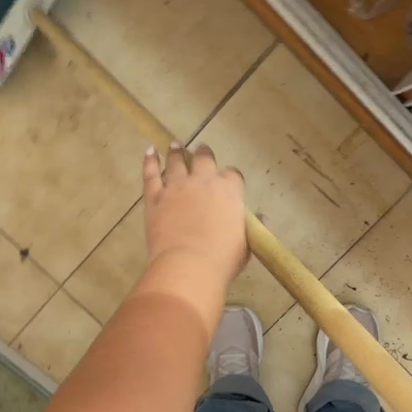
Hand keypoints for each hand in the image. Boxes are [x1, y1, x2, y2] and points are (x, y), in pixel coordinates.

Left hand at [142, 144, 248, 291]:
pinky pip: (150, 174)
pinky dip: (150, 161)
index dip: (230, 178)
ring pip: (176, 162)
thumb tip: (262, 218)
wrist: (188, 266)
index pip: (232, 175)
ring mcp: (176, 187)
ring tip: (175, 145)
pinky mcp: (155, 198)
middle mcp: (203, 181)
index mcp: (229, 191)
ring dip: (177, 152)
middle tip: (201, 151)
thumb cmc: (222, 259)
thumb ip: (250, 227)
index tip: (228, 181)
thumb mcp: (245, 244)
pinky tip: (149, 151)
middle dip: (204, 155)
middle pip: (203, 159)